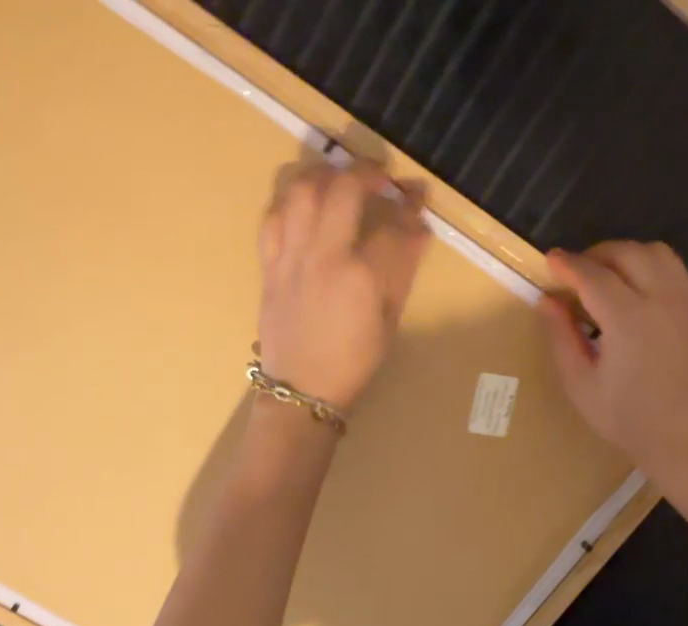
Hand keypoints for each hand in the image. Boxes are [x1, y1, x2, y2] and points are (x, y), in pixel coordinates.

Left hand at [257, 162, 428, 412]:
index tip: (418, 197)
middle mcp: (323, 257)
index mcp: (361, 277)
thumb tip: (418, 229)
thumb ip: (403, 270)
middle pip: (344, 189)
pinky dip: (289, 202)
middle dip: (368, 172)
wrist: (302, 391)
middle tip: (381, 178)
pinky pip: (272, 218)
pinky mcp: (269, 267)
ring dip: (324, 175)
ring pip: (301, 192)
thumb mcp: (388, 321)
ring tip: (339, 179)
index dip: (409, 206)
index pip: (392, 224)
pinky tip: (304, 205)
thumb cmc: (352, 363)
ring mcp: (291, 259)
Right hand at [536, 242, 687, 468]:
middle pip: (626, 254)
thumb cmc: (627, 419)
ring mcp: (683, 302)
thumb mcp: (581, 385)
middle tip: (572, 273)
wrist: (686, 438)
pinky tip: (631, 288)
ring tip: (602, 277)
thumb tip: (547, 301)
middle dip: (594, 255)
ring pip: (654, 253)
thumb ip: (561, 338)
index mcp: (628, 319)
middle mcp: (660, 300)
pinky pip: (672, 268)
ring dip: (624, 255)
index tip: (548, 260)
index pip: (593, 275)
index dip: (567, 265)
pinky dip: (647, 265)